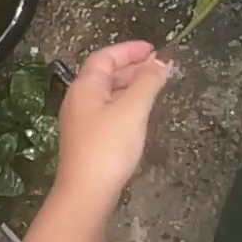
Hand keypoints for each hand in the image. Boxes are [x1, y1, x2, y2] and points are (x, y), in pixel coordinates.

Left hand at [55, 41, 172, 209]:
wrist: (88, 192)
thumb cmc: (108, 146)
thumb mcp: (133, 109)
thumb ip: (148, 81)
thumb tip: (161, 60)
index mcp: (85, 87)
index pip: (105, 57)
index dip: (129, 50)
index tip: (153, 49)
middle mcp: (80, 100)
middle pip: (105, 74)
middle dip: (133, 67)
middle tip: (159, 66)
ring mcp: (82, 120)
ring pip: (108, 93)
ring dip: (131, 85)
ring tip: (155, 85)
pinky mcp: (89, 139)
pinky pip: (109, 110)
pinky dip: (126, 103)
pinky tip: (141, 111)